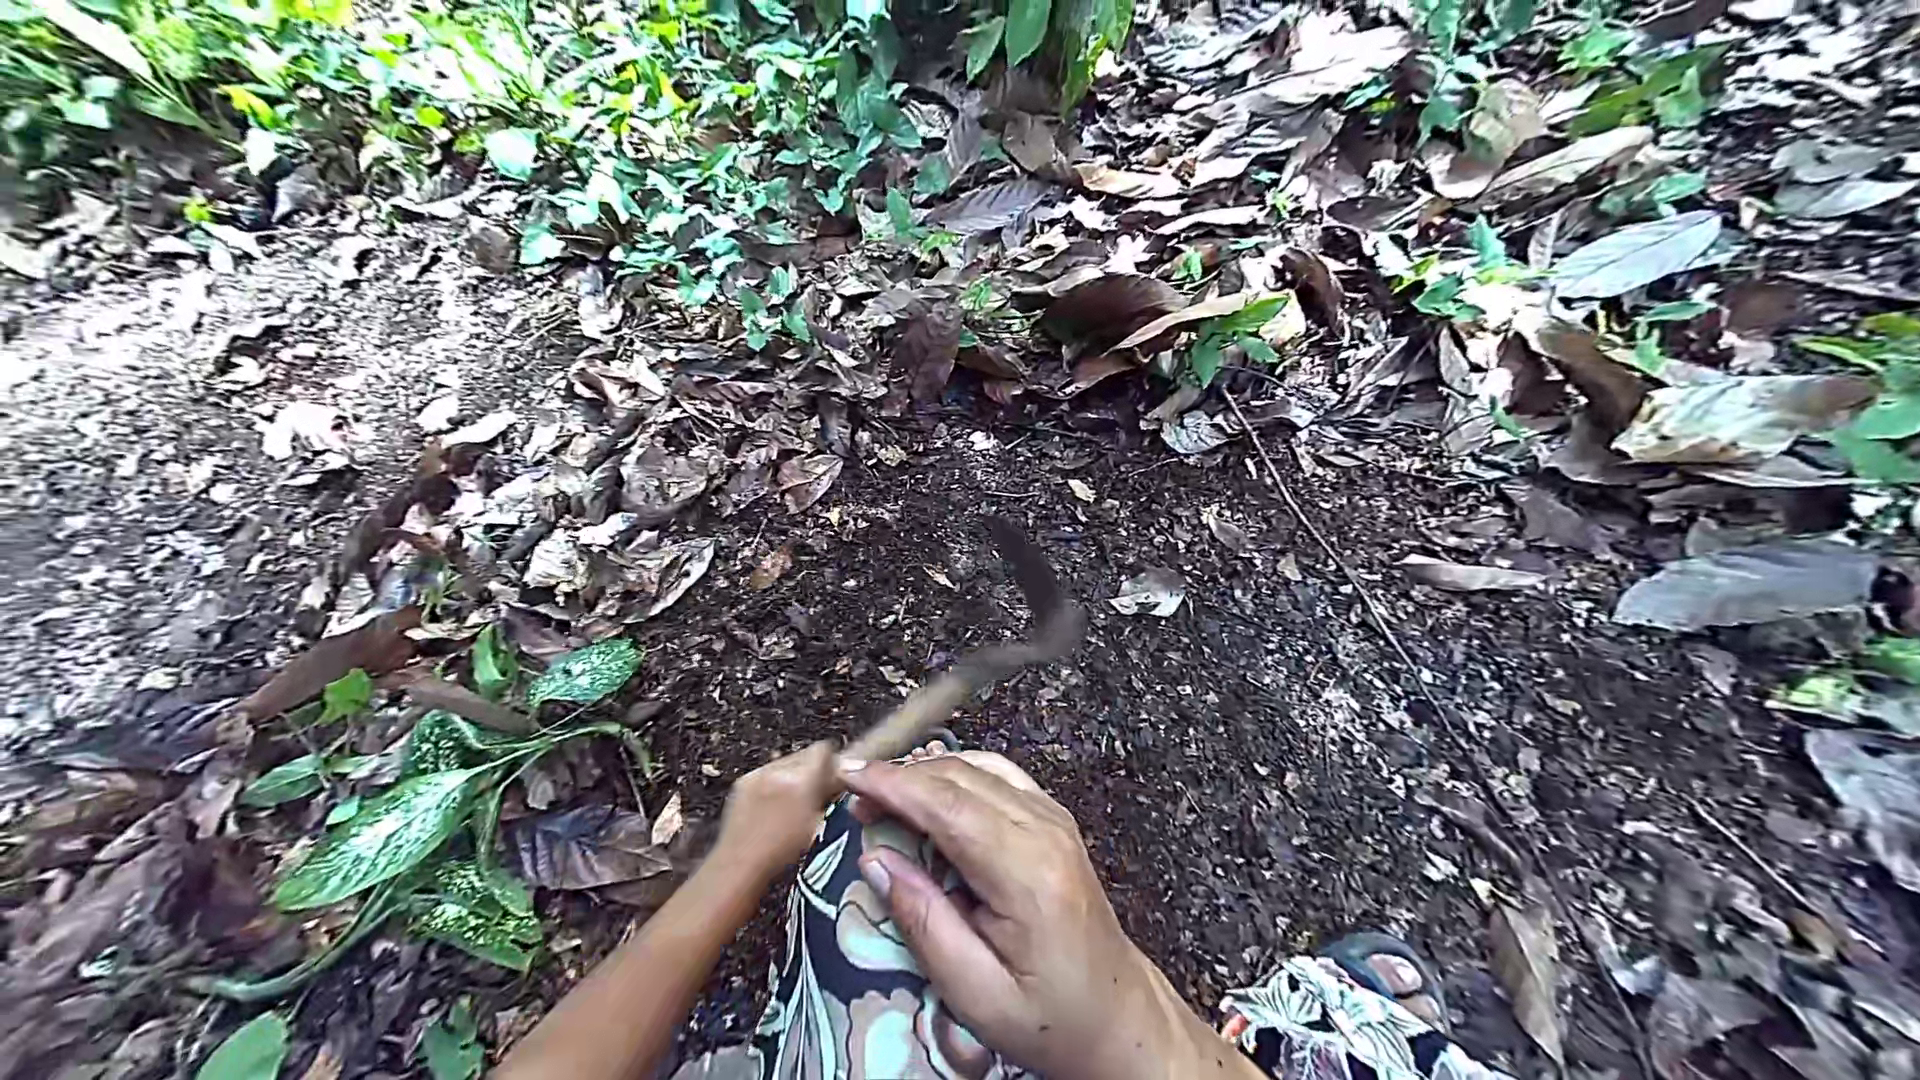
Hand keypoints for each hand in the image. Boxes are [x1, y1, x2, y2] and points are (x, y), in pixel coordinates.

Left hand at [713, 741, 837, 880]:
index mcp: (803, 781)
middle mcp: (780, 771)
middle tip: (816, 792)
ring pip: (788, 761)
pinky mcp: (745, 780)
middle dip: (814, 769)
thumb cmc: (780, 854)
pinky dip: (775, 781)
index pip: (824, 750)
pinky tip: (774, 804)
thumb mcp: (817, 823)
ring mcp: (759, 774)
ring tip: (793, 801)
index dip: (831, 763)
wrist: (739, 866)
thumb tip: (840, 773)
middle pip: (807, 753)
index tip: (834, 777)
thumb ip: (828, 790)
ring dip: (795, 775)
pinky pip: (769, 770)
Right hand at [840, 752, 1254, 1079]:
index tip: (850, 778)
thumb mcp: (976, 994)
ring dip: (926, 771)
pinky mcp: (1053, 816)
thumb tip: (876, 860)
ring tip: (884, 793)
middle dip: (901, 777)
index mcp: (1027, 874)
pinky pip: (998, 774)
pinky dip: (957, 772)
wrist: (1118, 1012)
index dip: (894, 785)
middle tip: (856, 795)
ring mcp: (1053, 817)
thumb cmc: (1050, 1016)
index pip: (949, 807)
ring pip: (978, 767)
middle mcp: (1045, 830)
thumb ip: (924, 922)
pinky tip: (932, 785)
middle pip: (960, 778)